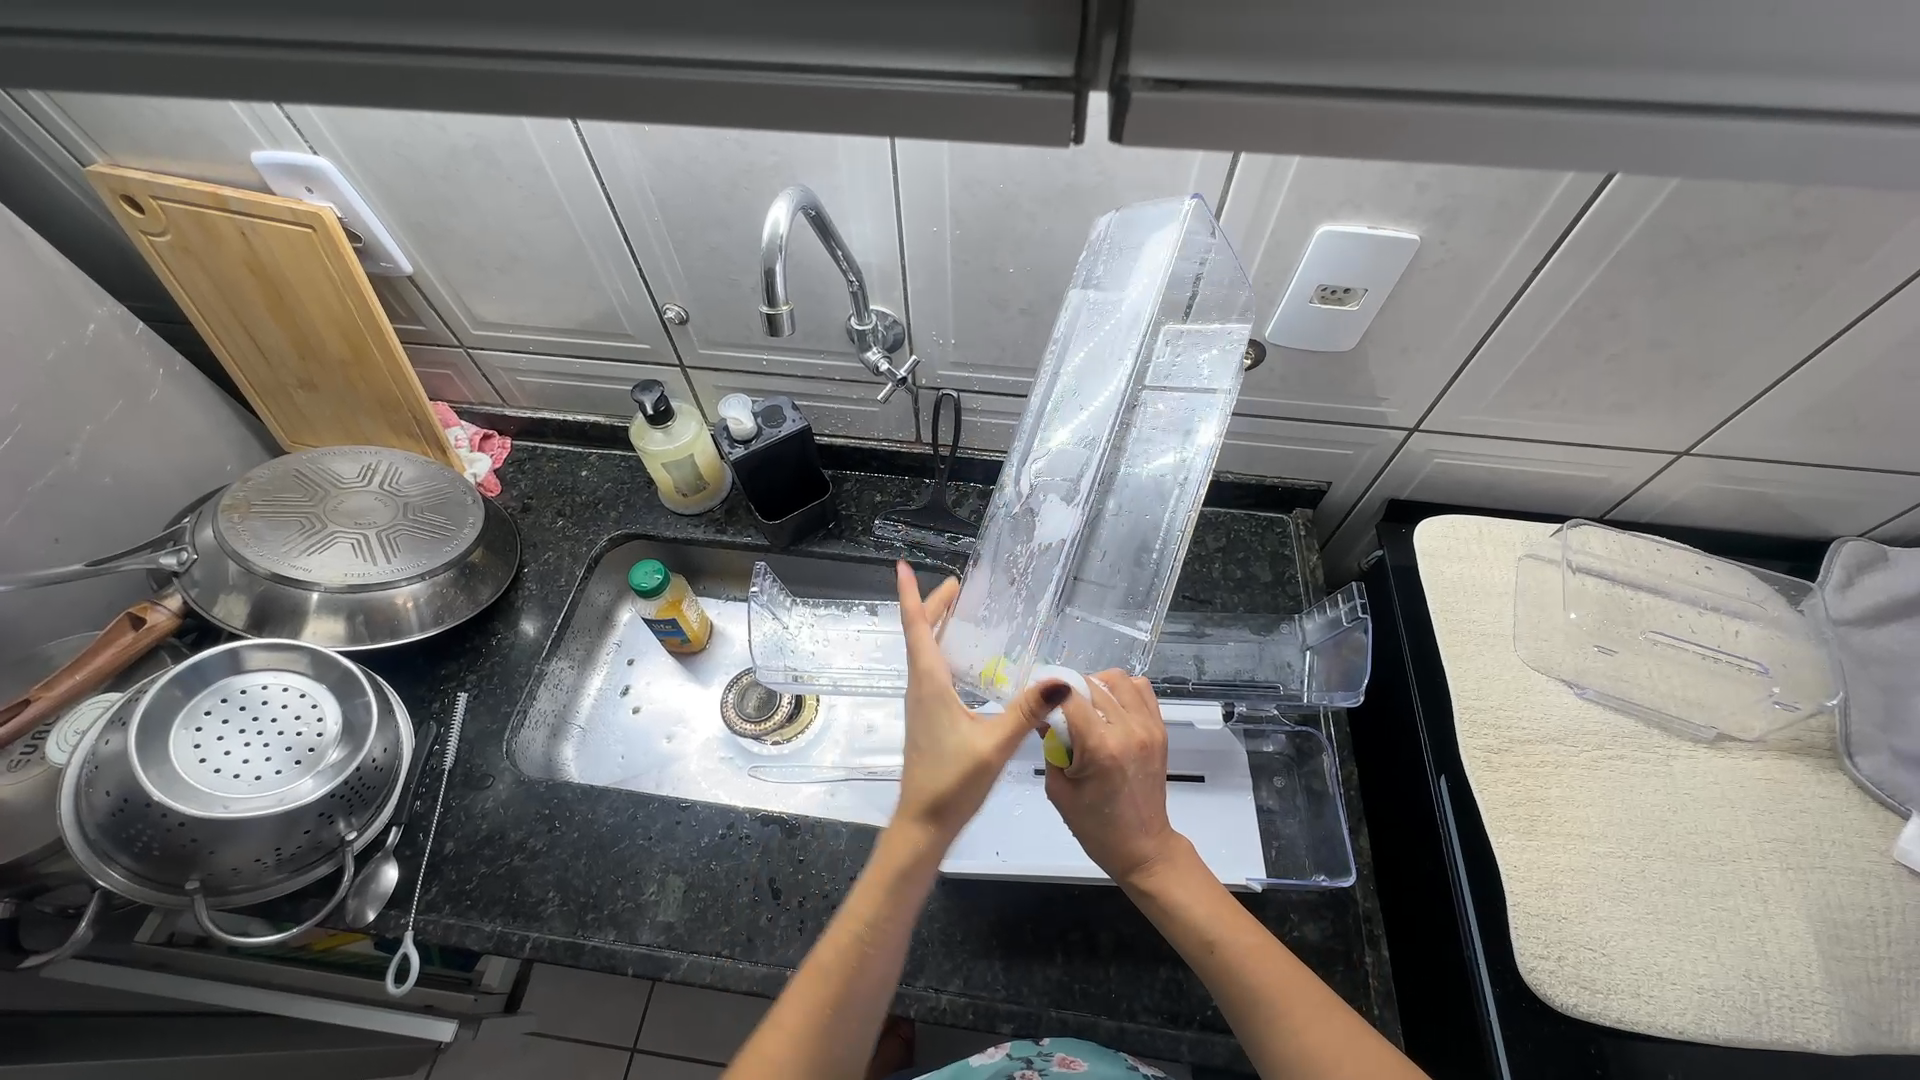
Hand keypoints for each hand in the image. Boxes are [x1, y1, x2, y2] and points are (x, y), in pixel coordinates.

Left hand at [892, 561, 1069, 843]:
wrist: (923, 823)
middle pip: (921, 636)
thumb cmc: (952, 782)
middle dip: (934, 606)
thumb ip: (1028, 710)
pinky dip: (944, 654)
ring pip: (925, 654)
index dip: (911, 595)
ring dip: (937, 629)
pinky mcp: (927, 719)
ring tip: (960, 612)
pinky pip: (932, 673)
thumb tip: (1062, 678)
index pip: (916, 628)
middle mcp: (920, 688)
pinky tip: (966, 664)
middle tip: (957, 584)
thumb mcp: (996, 744)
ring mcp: (921, 704)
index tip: (901, 566)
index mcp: (930, 684)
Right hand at [1044, 670, 1186, 885]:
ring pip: (1118, 679)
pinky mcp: (1159, 730)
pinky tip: (1109, 707)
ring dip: (1097, 684)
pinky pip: (1141, 690)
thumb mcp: (1058, 788)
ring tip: (1086, 704)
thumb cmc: (1094, 826)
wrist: (1142, 846)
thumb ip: (1050, 745)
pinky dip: (1122, 690)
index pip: (1069, 697)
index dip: (1049, 693)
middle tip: (1058, 708)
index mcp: (1100, 748)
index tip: (1037, 697)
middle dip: (1069, 691)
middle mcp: (1127, 730)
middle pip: (1092, 684)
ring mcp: (1148, 728)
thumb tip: (1045, 714)